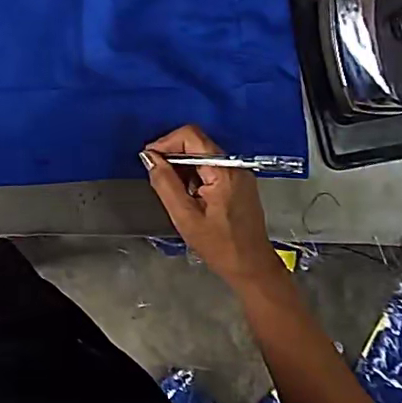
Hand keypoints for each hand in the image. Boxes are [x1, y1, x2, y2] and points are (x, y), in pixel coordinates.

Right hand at [141, 125, 281, 289]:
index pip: (191, 136)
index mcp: (223, 170)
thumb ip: (165, 183)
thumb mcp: (185, 216)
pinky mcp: (239, 181)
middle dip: (173, 155)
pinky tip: (189, 195)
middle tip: (157, 176)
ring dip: (183, 166)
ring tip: (175, 191)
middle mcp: (234, 165)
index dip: (166, 142)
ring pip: (203, 154)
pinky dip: (195, 174)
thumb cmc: (220, 246)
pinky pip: (212, 167)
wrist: (252, 266)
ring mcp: (239, 172)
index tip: (149, 159)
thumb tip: (149, 157)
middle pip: (197, 142)